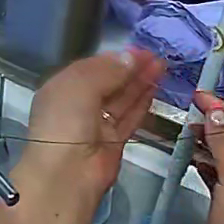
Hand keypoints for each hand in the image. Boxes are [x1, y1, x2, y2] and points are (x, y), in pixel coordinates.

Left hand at [20, 49, 163, 208]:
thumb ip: (107, 71)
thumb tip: (130, 58)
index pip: (92, 67)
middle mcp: (78, 105)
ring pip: (122, 98)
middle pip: (109, 81)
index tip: (139, 49)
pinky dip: (142, 103)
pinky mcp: (113, 141)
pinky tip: (155, 89)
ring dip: (140, 82)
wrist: (66, 175)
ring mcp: (96, 124)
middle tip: (156, 56)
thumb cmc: (65, 123)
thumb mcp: (81, 86)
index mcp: (62, 88)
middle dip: (131, 68)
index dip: (116, 58)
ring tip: (161, 67)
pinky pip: (130, 117)